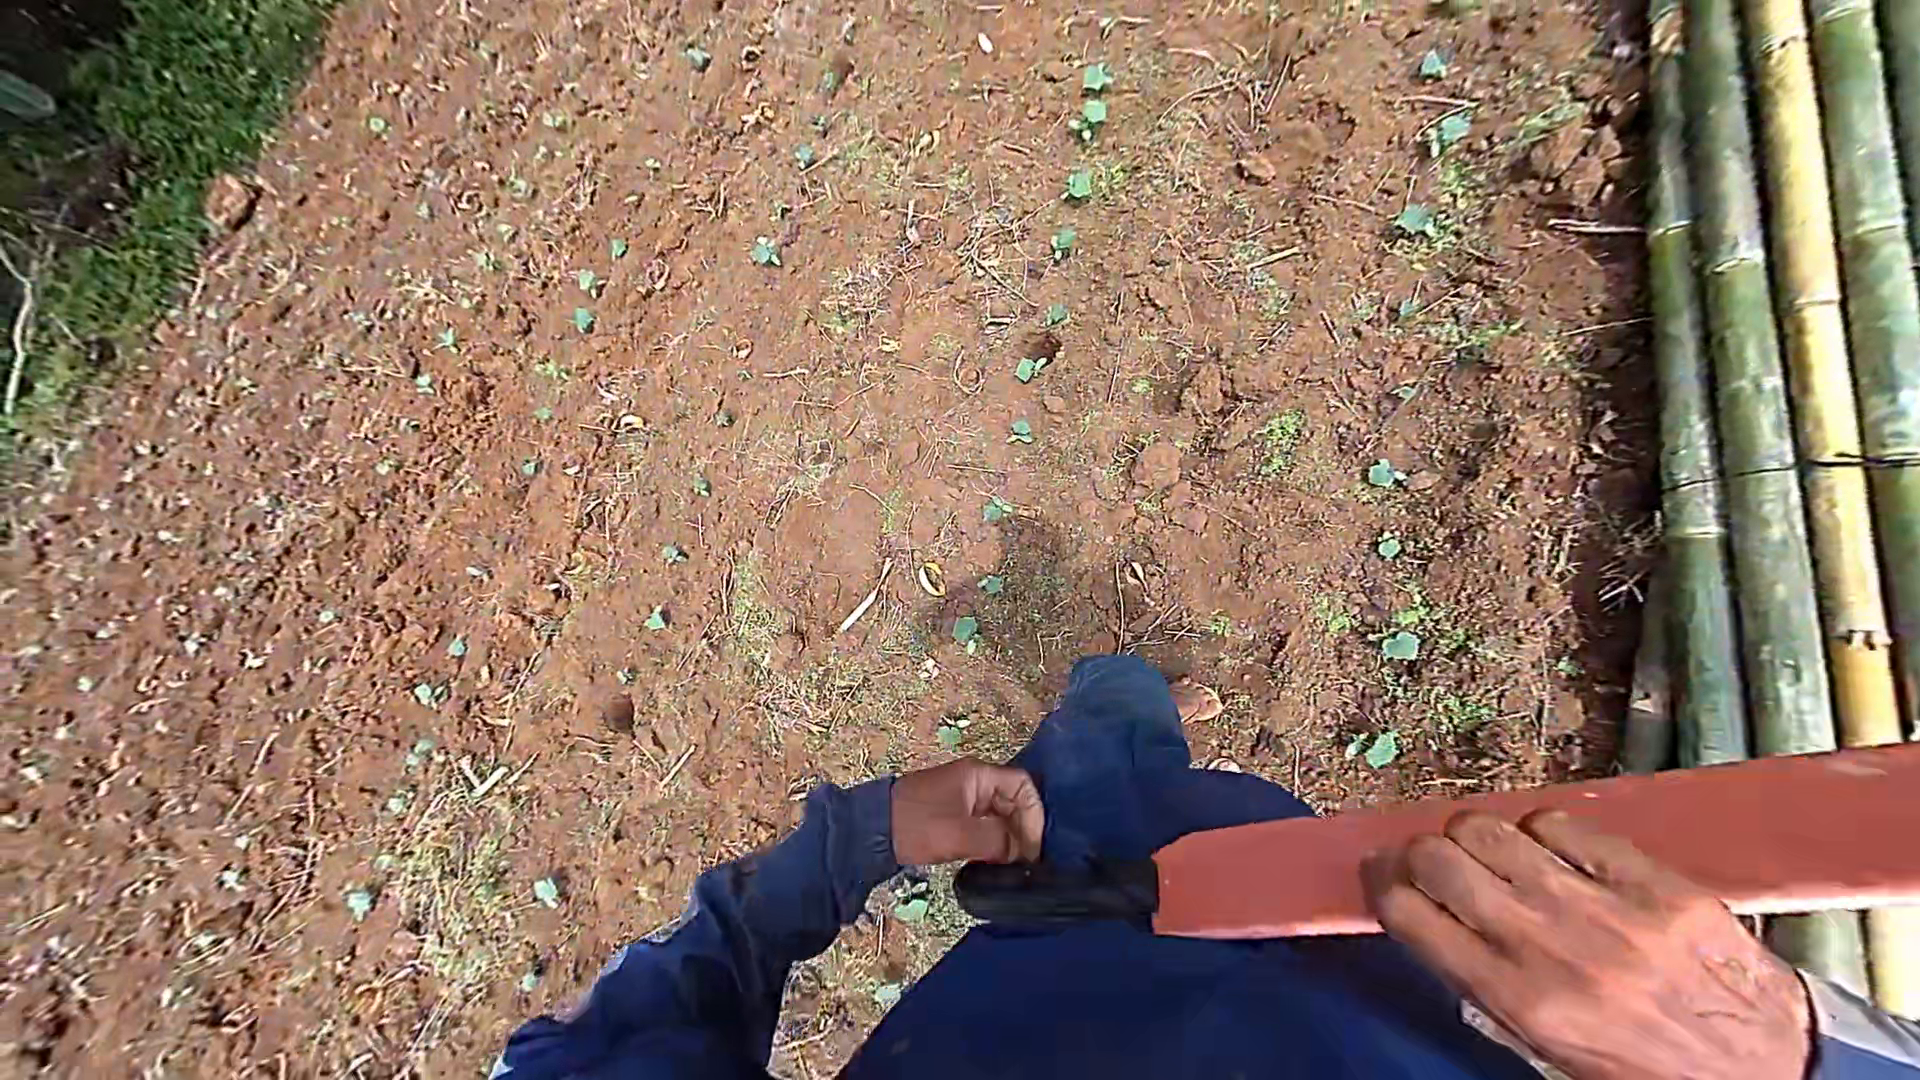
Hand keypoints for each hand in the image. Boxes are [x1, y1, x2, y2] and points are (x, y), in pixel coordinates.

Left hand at [891, 757, 1043, 865]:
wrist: (872, 830)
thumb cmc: (917, 825)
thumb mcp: (960, 834)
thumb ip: (997, 840)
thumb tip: (1021, 852)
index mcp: (979, 775)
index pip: (1023, 785)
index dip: (1034, 815)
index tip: (1033, 847)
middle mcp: (976, 781)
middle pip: (1015, 800)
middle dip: (1024, 830)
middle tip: (1025, 863)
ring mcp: (965, 797)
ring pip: (1002, 815)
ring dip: (1010, 838)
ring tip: (1013, 866)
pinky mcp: (955, 814)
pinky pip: (986, 824)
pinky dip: (995, 842)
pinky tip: (996, 862)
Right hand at [1363, 810, 1811, 1079]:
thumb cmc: (1632, 1062)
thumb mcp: (1535, 1040)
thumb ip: (1466, 972)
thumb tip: (1408, 901)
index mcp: (1516, 996)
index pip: (1402, 909)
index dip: (1380, 881)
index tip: (1385, 874)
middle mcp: (1549, 948)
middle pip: (1433, 856)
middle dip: (1421, 854)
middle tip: (1436, 863)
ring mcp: (1605, 911)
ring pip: (1483, 827)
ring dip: (1475, 838)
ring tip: (1497, 858)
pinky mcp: (1656, 885)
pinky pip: (1556, 822)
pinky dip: (1542, 833)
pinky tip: (1558, 859)